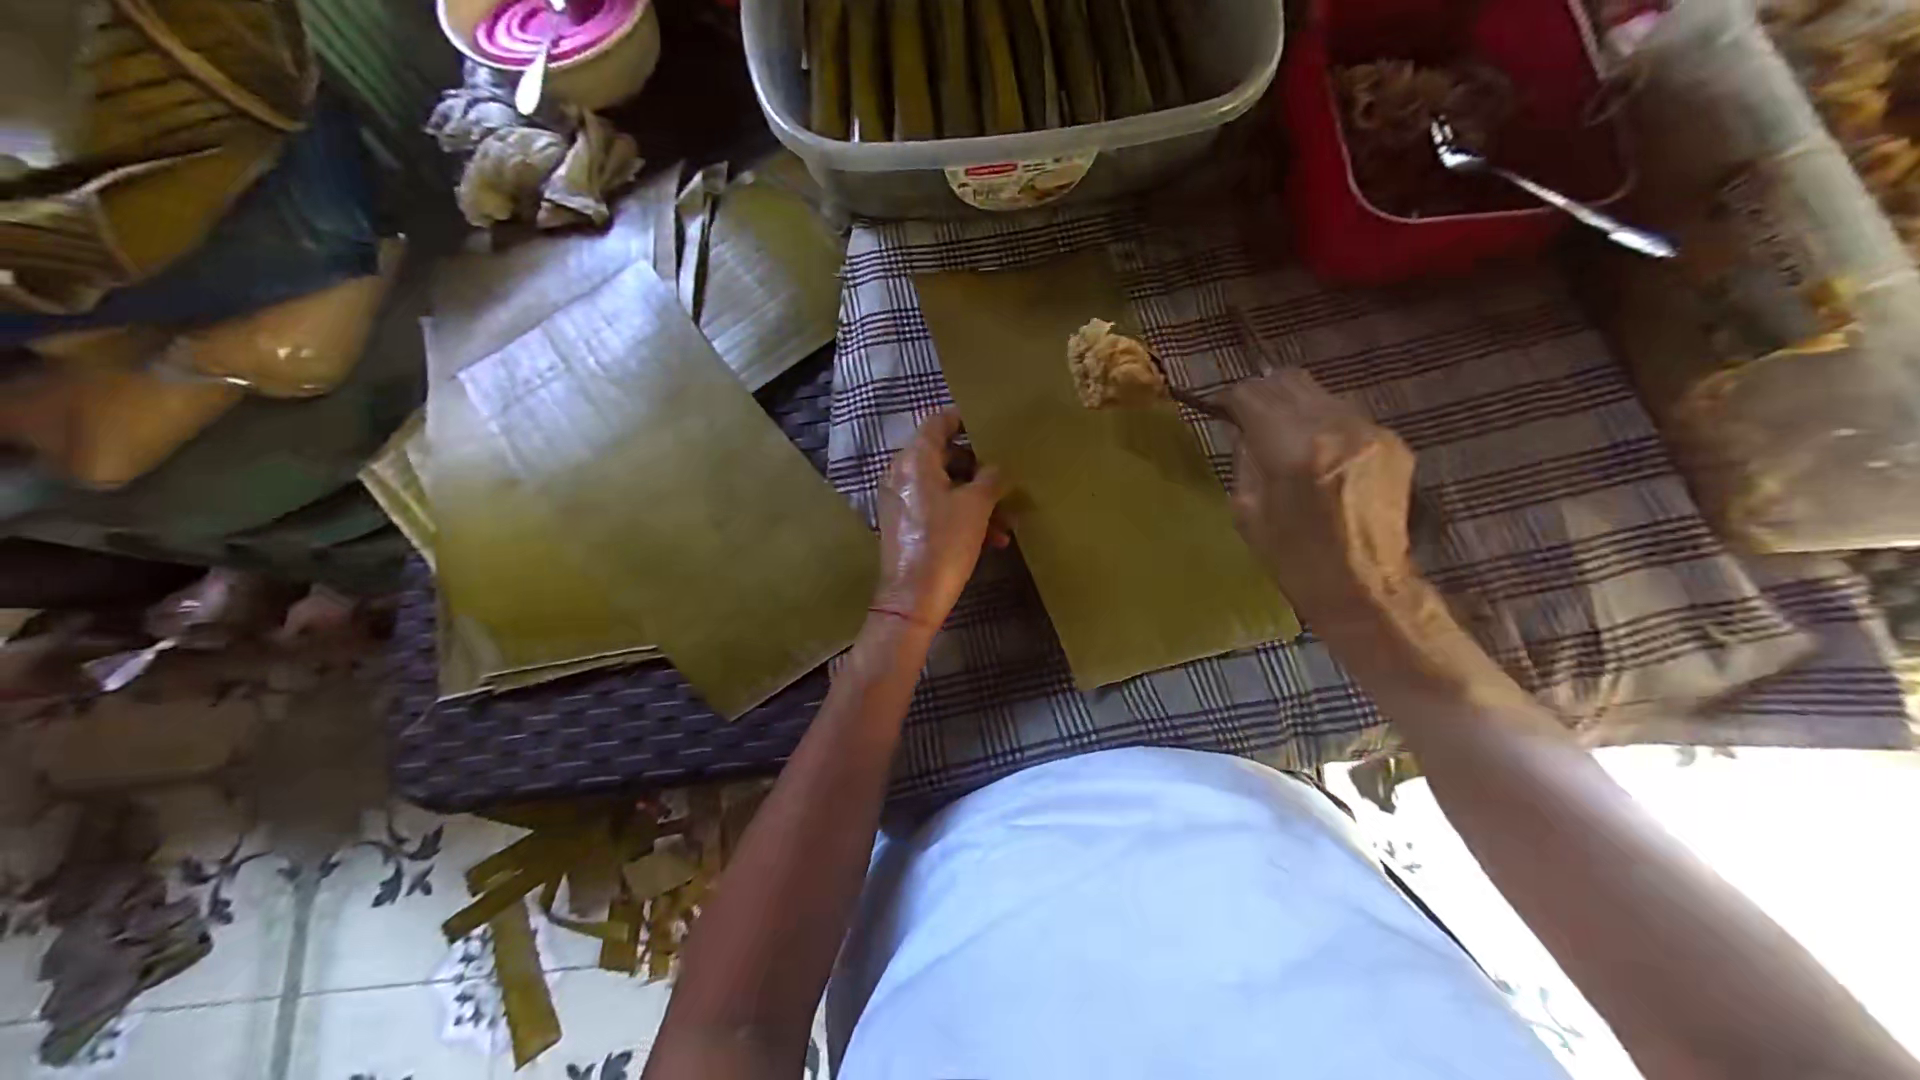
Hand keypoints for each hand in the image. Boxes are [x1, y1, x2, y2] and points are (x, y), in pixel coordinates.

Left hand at [873, 410, 1008, 629]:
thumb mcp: (977, 506)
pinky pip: (936, 508)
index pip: (938, 422)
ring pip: (945, 486)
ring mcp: (900, 500)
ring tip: (1006, 521)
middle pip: (945, 456)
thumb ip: (991, 477)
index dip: (965, 420)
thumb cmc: (944, 544)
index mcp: (914, 460)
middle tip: (1005, 479)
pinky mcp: (903, 524)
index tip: (991, 427)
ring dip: (976, 499)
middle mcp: (901, 473)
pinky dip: (962, 516)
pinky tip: (992, 539)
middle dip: (979, 470)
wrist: (912, 598)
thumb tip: (997, 467)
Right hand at [1223, 368, 1417, 627]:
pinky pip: (1347, 415)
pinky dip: (1324, 423)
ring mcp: (1371, 431)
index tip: (1221, 410)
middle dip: (1262, 393)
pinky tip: (1316, 452)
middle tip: (1248, 415)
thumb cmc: (1293, 559)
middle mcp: (1336, 428)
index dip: (1231, 398)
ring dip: (1295, 406)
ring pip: (1321, 393)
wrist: (1365, 589)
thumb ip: (1245, 458)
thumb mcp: (1248, 510)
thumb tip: (1243, 428)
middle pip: (1289, 381)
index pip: (1253, 395)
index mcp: (1292, 449)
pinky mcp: (1394, 442)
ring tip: (1282, 434)